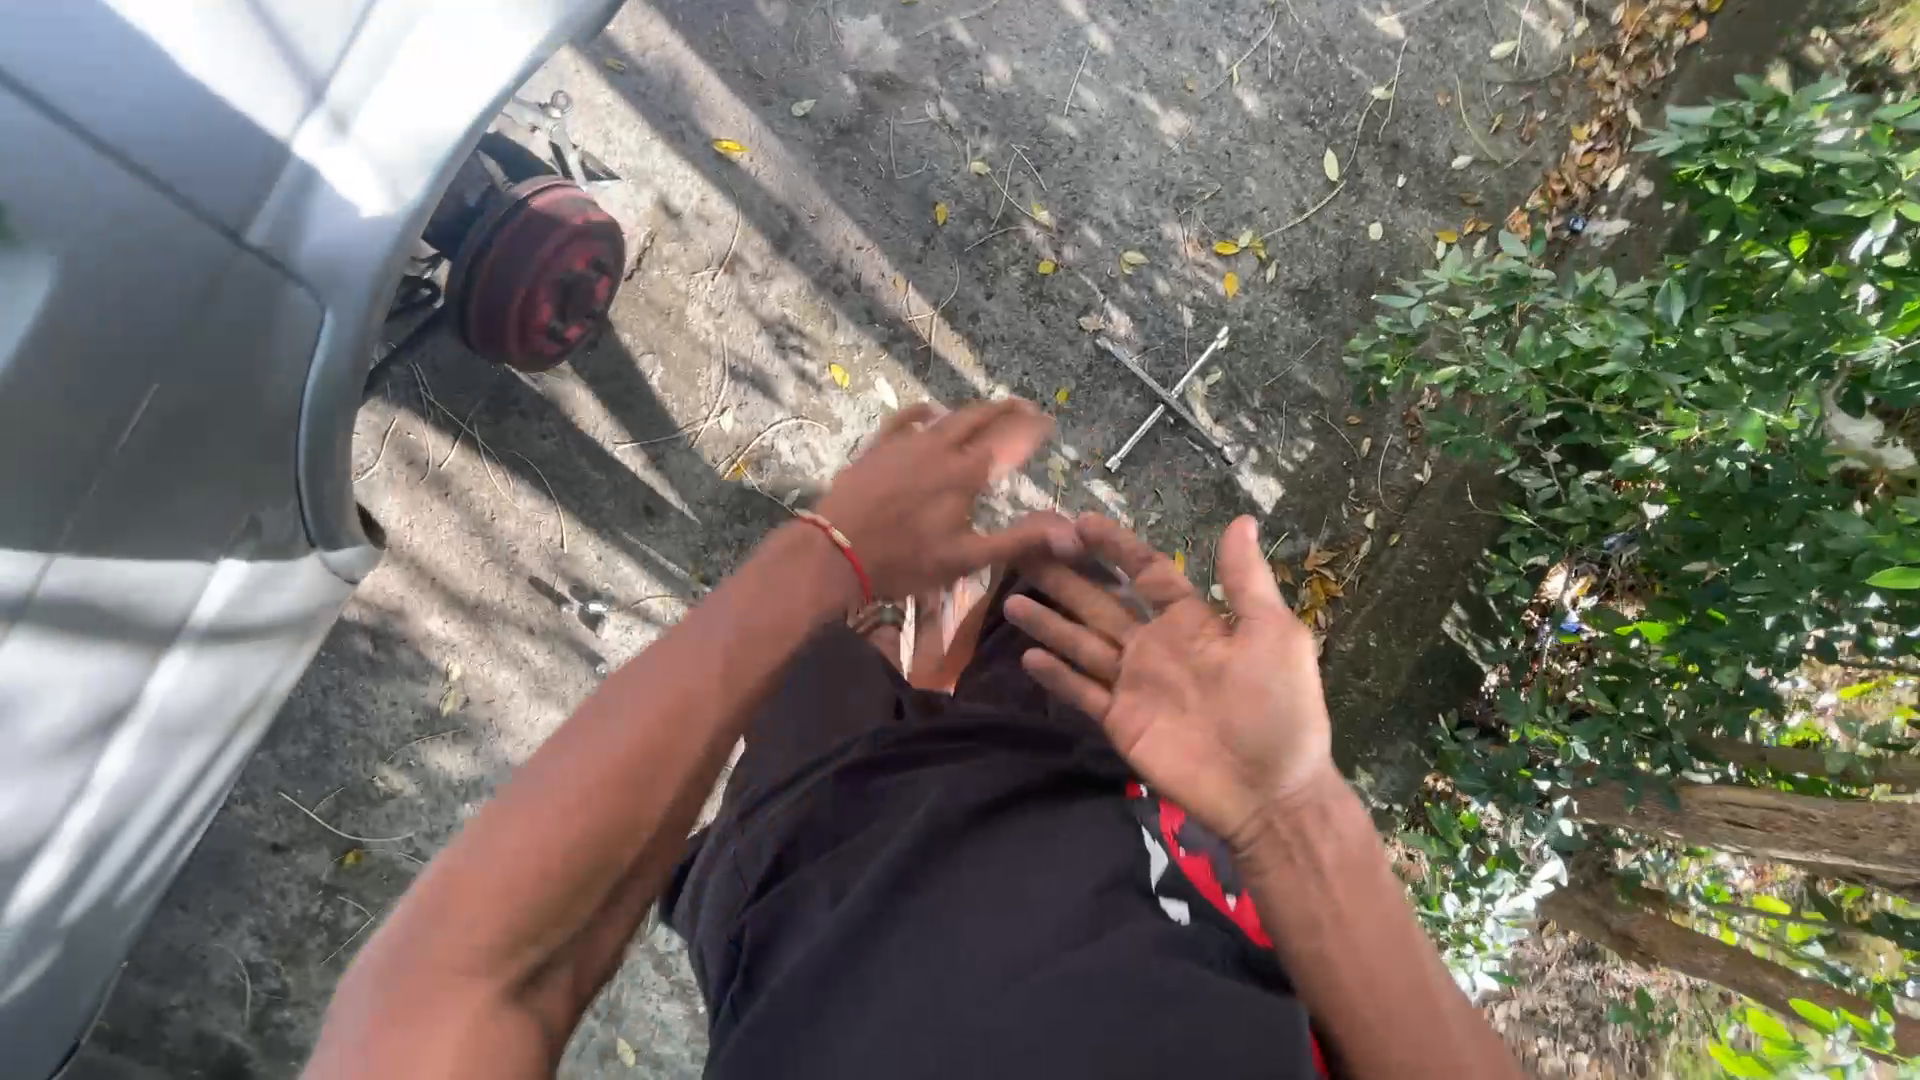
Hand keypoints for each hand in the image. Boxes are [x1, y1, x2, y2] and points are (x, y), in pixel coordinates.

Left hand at [815, 399, 1081, 599]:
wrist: (835, 552)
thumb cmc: (904, 561)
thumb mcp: (966, 559)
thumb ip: (1018, 541)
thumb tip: (1069, 532)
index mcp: (966, 474)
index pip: (1010, 440)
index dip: (1032, 429)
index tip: (1048, 421)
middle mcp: (940, 448)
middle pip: (980, 418)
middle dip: (1007, 410)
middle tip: (1025, 406)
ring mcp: (906, 444)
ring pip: (947, 416)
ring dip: (972, 410)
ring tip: (989, 408)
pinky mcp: (878, 447)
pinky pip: (905, 418)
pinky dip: (923, 411)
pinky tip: (929, 410)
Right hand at [1004, 514, 1338, 848]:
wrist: (1270, 792)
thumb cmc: (1280, 709)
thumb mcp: (1275, 636)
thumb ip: (1246, 581)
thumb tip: (1240, 519)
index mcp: (1190, 621)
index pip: (1145, 572)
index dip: (1115, 547)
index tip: (1080, 523)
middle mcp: (1154, 646)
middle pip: (1101, 603)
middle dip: (1066, 579)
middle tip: (1027, 553)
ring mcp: (1134, 684)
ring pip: (1082, 643)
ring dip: (1049, 623)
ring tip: (1011, 601)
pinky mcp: (1121, 721)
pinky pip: (1083, 692)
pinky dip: (1057, 676)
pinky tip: (1028, 657)